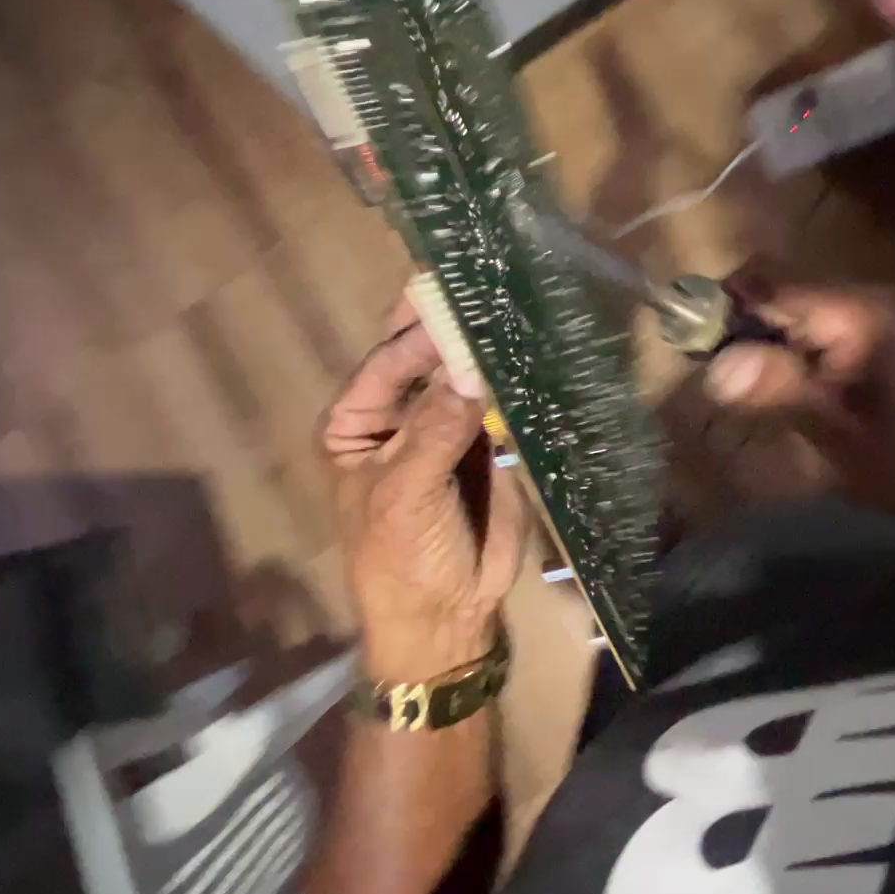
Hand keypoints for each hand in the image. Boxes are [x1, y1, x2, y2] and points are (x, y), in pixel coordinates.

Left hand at [321, 296, 525, 679]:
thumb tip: (471, 367)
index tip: (458, 297)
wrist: (447, 616)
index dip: (419, 333)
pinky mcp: (488, 445)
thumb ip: (437, 429)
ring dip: (487, 348)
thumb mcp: (407, 494)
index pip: (387, 363)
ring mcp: (447, 428)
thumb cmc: (400, 557)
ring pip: (466, 377)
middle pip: (423, 359)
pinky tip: (535, 351)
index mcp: (358, 423)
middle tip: (484, 277)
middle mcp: (400, 416)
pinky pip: (498, 405)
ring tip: (518, 302)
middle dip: (449, 325)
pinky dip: (514, 382)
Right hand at [702, 286, 894, 527]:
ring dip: (761, 337)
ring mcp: (872, 314)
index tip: (691, 344)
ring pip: (792, 307)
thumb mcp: (836, 429)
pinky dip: (787, 348)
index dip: (721, 305)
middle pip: (777, 286)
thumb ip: (778, 390)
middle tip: (715, 373)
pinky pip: (814, 326)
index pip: (766, 281)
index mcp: (852, 311)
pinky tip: (784, 389)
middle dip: (738, 322)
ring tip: (744, 387)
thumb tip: (714, 367)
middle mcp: (861, 297)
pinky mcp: (877, 335)